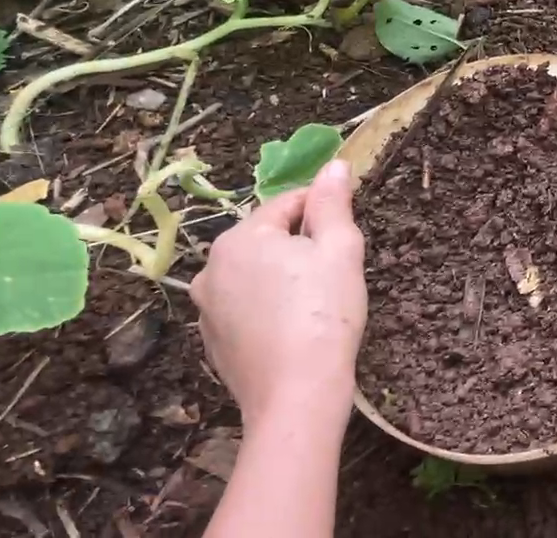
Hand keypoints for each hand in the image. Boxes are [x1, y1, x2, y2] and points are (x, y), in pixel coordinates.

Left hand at [194, 160, 365, 429]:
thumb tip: (334, 164)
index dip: (325, 210)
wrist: (296, 391)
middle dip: (305, 242)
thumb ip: (333, 202)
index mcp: (241, 239)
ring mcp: (206, 307)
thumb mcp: (340, 248)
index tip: (350, 230)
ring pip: (257, 271)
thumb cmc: (324, 310)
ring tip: (321, 296)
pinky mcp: (212, 340)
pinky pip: (247, 304)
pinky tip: (299, 323)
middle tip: (338, 266)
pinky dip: (272, 304)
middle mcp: (211, 268)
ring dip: (287, 273)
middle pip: (270, 237)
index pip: (289, 202)